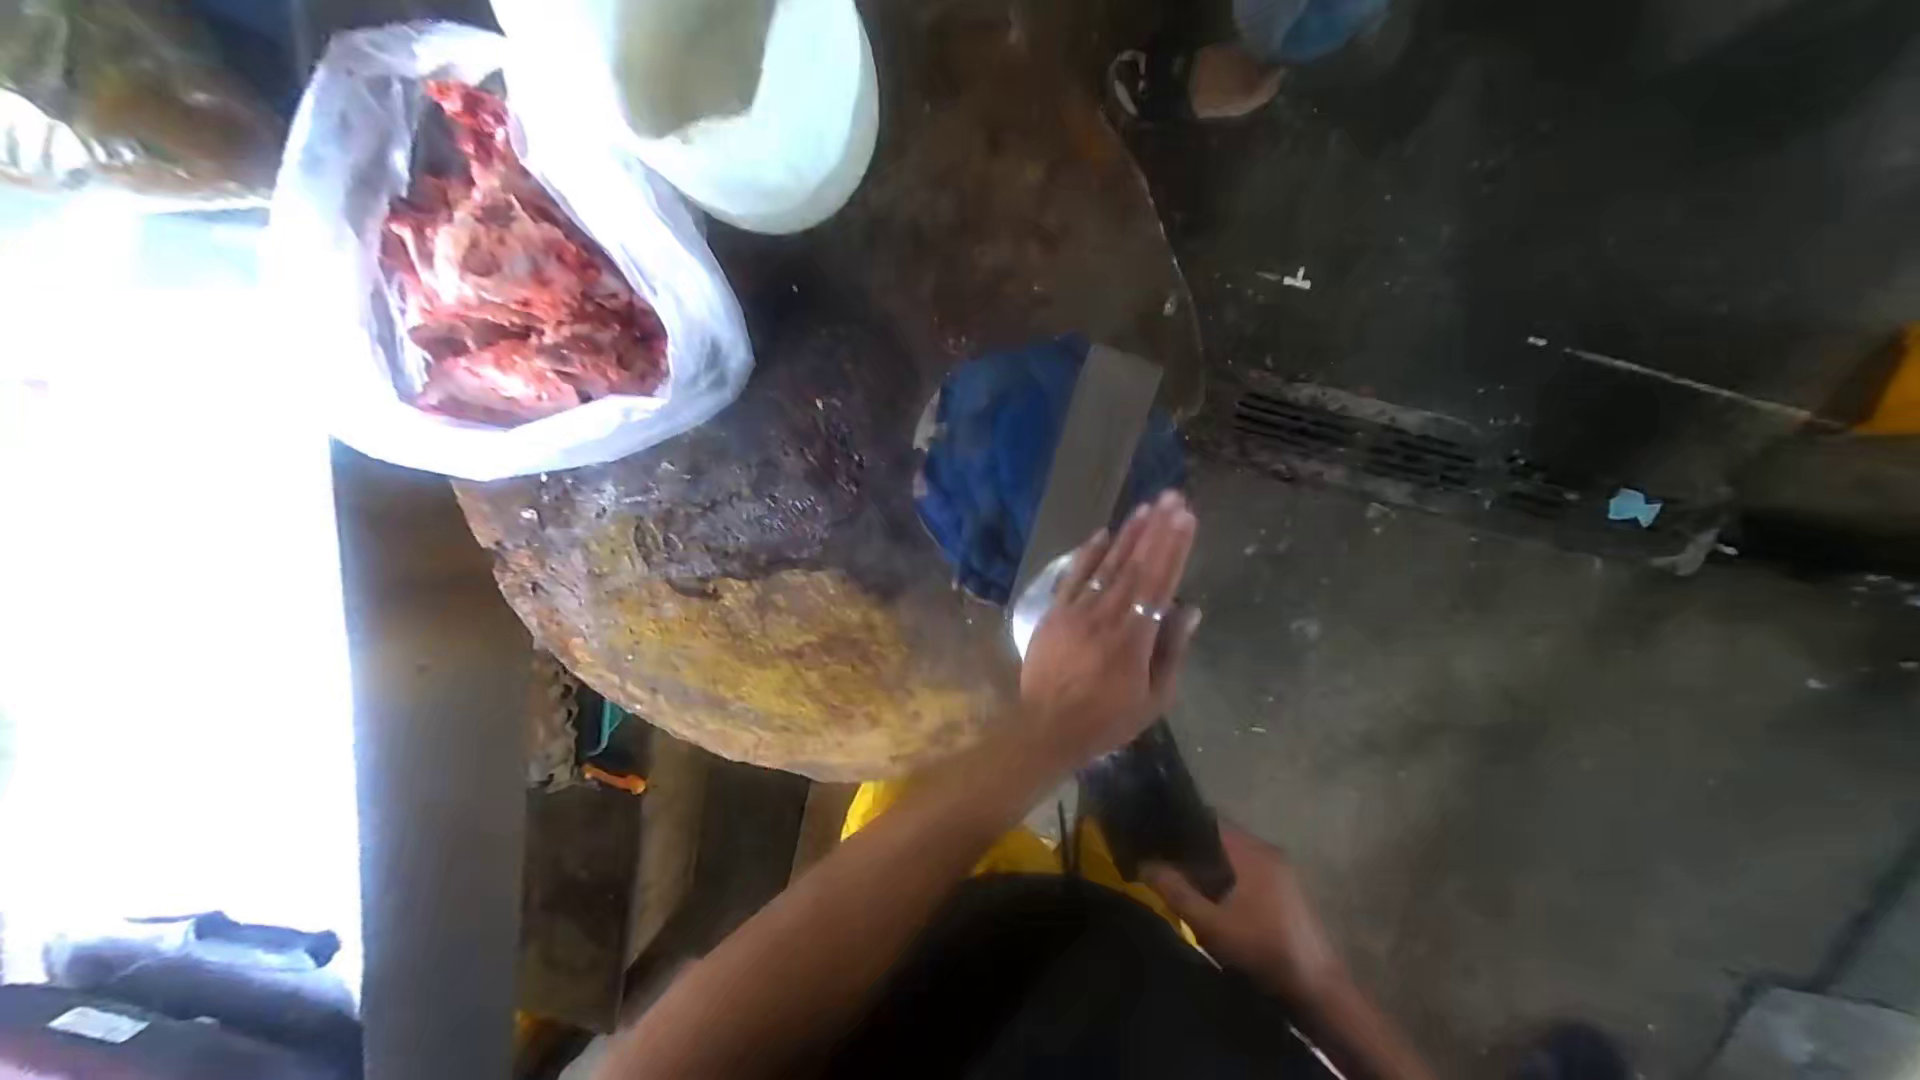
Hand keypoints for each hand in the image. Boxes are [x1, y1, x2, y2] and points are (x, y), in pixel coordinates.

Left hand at [1019, 489, 1199, 768]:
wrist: (1047, 727)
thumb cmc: (1107, 720)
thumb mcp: (1154, 699)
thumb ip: (1172, 651)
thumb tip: (1188, 608)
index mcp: (1134, 639)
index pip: (1159, 584)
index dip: (1174, 549)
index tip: (1186, 518)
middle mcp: (1106, 617)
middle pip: (1135, 566)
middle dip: (1156, 530)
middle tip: (1173, 498)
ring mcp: (1076, 612)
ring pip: (1106, 566)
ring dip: (1128, 535)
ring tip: (1146, 507)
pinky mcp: (1054, 613)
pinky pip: (1073, 577)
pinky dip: (1088, 553)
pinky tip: (1103, 532)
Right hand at [1144, 824, 1347, 1006]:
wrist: (1318, 991)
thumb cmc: (1262, 949)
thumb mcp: (1210, 924)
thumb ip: (1175, 891)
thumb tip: (1145, 864)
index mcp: (1253, 850)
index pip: (1208, 822)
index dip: (1181, 828)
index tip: (1157, 840)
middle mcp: (1269, 851)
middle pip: (1221, 839)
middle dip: (1194, 850)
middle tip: (1167, 863)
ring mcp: (1283, 871)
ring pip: (1235, 856)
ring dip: (1213, 866)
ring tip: (1186, 882)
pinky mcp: (1289, 891)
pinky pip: (1249, 871)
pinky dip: (1230, 878)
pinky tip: (1216, 899)